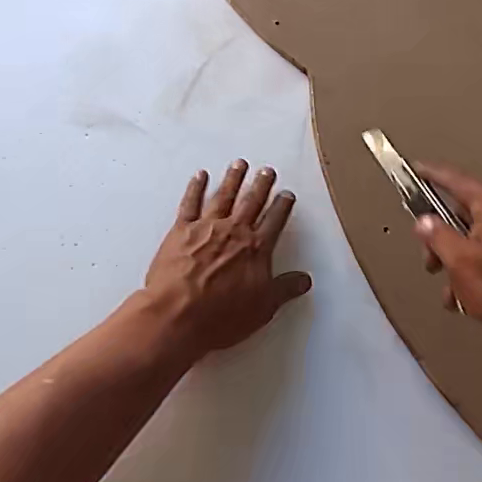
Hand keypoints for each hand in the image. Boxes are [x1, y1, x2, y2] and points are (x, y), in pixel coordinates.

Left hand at [137, 160, 311, 358]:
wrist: (178, 315)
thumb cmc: (220, 316)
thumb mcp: (262, 308)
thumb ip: (283, 289)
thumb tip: (303, 281)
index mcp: (256, 249)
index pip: (275, 221)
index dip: (282, 207)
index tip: (286, 196)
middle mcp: (234, 232)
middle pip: (251, 202)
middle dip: (260, 185)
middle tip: (266, 171)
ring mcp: (206, 228)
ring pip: (224, 196)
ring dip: (233, 179)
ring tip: (239, 165)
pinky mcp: (181, 230)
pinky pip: (190, 203)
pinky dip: (195, 188)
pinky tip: (200, 177)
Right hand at [411, 162, 481, 338]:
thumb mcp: (460, 263)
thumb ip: (437, 236)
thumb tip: (425, 220)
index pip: (457, 180)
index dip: (432, 175)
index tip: (416, 169)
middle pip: (471, 214)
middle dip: (445, 239)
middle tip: (431, 266)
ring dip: (465, 260)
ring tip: (455, 294)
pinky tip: (479, 296)